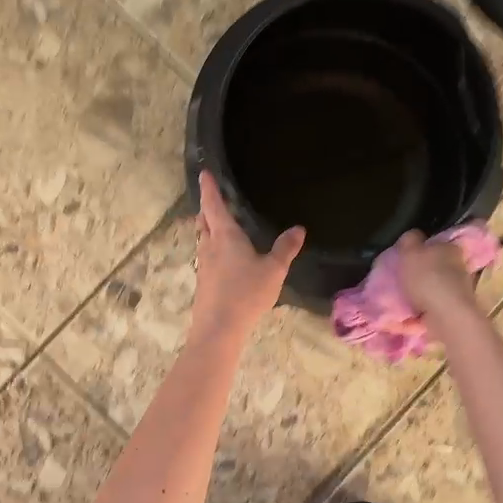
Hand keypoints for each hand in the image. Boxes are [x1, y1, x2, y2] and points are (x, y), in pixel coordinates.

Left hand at [190, 171, 303, 344]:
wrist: (218, 329)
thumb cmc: (246, 294)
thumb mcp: (273, 270)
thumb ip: (285, 249)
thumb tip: (298, 229)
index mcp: (225, 236)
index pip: (213, 205)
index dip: (209, 188)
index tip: (204, 174)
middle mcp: (209, 246)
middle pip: (203, 221)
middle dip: (206, 207)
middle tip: (212, 198)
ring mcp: (203, 265)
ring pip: (203, 239)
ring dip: (207, 228)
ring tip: (217, 225)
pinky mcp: (203, 282)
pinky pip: (206, 256)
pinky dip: (212, 248)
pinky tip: (222, 258)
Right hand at [395, 230, 478, 321]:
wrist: (446, 315)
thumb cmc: (427, 278)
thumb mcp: (410, 252)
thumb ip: (409, 240)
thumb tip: (412, 235)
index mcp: (449, 247)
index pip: (436, 243)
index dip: (421, 248)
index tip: (408, 257)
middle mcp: (459, 265)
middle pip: (437, 264)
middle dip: (423, 271)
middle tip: (404, 279)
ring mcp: (460, 288)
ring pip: (438, 285)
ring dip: (425, 290)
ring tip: (406, 298)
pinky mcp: (457, 307)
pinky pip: (437, 303)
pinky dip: (426, 307)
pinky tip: (414, 312)